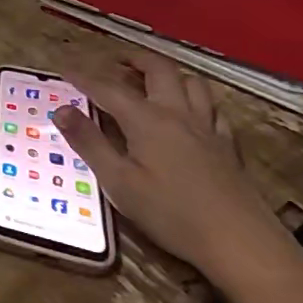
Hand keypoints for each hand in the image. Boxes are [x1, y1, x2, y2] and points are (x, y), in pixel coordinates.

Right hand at [52, 54, 302, 302]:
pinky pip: (212, 109)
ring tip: (150, 80)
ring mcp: (208, 129)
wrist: (241, 242)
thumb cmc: (171, 213)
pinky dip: (195, 100)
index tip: (64, 68)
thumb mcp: (118, 181)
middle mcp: (178, 115)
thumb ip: (89, 143)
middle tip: (114, 61)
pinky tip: (189, 114)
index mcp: (147, 121)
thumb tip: (61, 110)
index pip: (108, 89)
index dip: (84, 77)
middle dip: (134, 60)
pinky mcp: (228, 146)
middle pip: (159, 71)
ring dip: (168, 74)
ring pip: (191, 84)